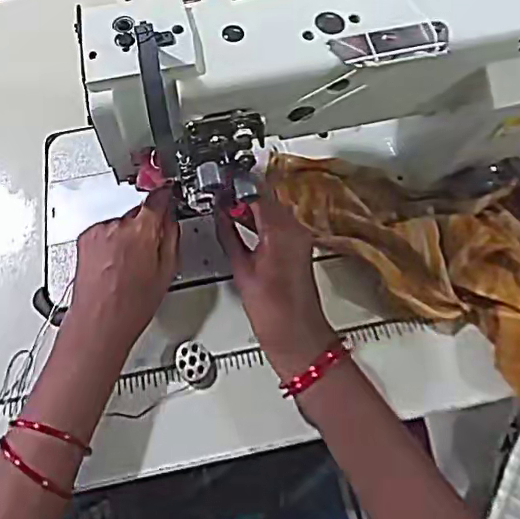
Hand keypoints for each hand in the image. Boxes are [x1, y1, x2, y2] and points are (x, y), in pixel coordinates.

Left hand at [63, 188, 179, 360]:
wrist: (98, 321)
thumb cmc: (130, 306)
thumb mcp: (166, 272)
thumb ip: (171, 237)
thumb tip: (171, 221)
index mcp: (141, 231)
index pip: (157, 198)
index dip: (165, 195)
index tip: (167, 192)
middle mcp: (117, 226)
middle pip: (137, 211)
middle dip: (144, 225)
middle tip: (148, 249)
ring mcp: (99, 231)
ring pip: (119, 222)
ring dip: (125, 234)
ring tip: (127, 263)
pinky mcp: (85, 237)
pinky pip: (104, 231)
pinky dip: (109, 241)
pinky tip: (113, 264)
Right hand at [215, 182, 337, 378]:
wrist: (297, 336)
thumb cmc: (275, 313)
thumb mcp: (241, 269)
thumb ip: (228, 235)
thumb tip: (220, 216)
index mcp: (281, 231)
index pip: (257, 193)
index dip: (236, 185)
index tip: (222, 182)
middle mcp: (295, 230)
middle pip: (266, 197)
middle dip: (243, 192)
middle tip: (221, 191)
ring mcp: (299, 238)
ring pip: (272, 208)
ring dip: (251, 204)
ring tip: (228, 205)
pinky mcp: (298, 247)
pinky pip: (278, 222)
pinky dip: (260, 218)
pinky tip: (243, 222)